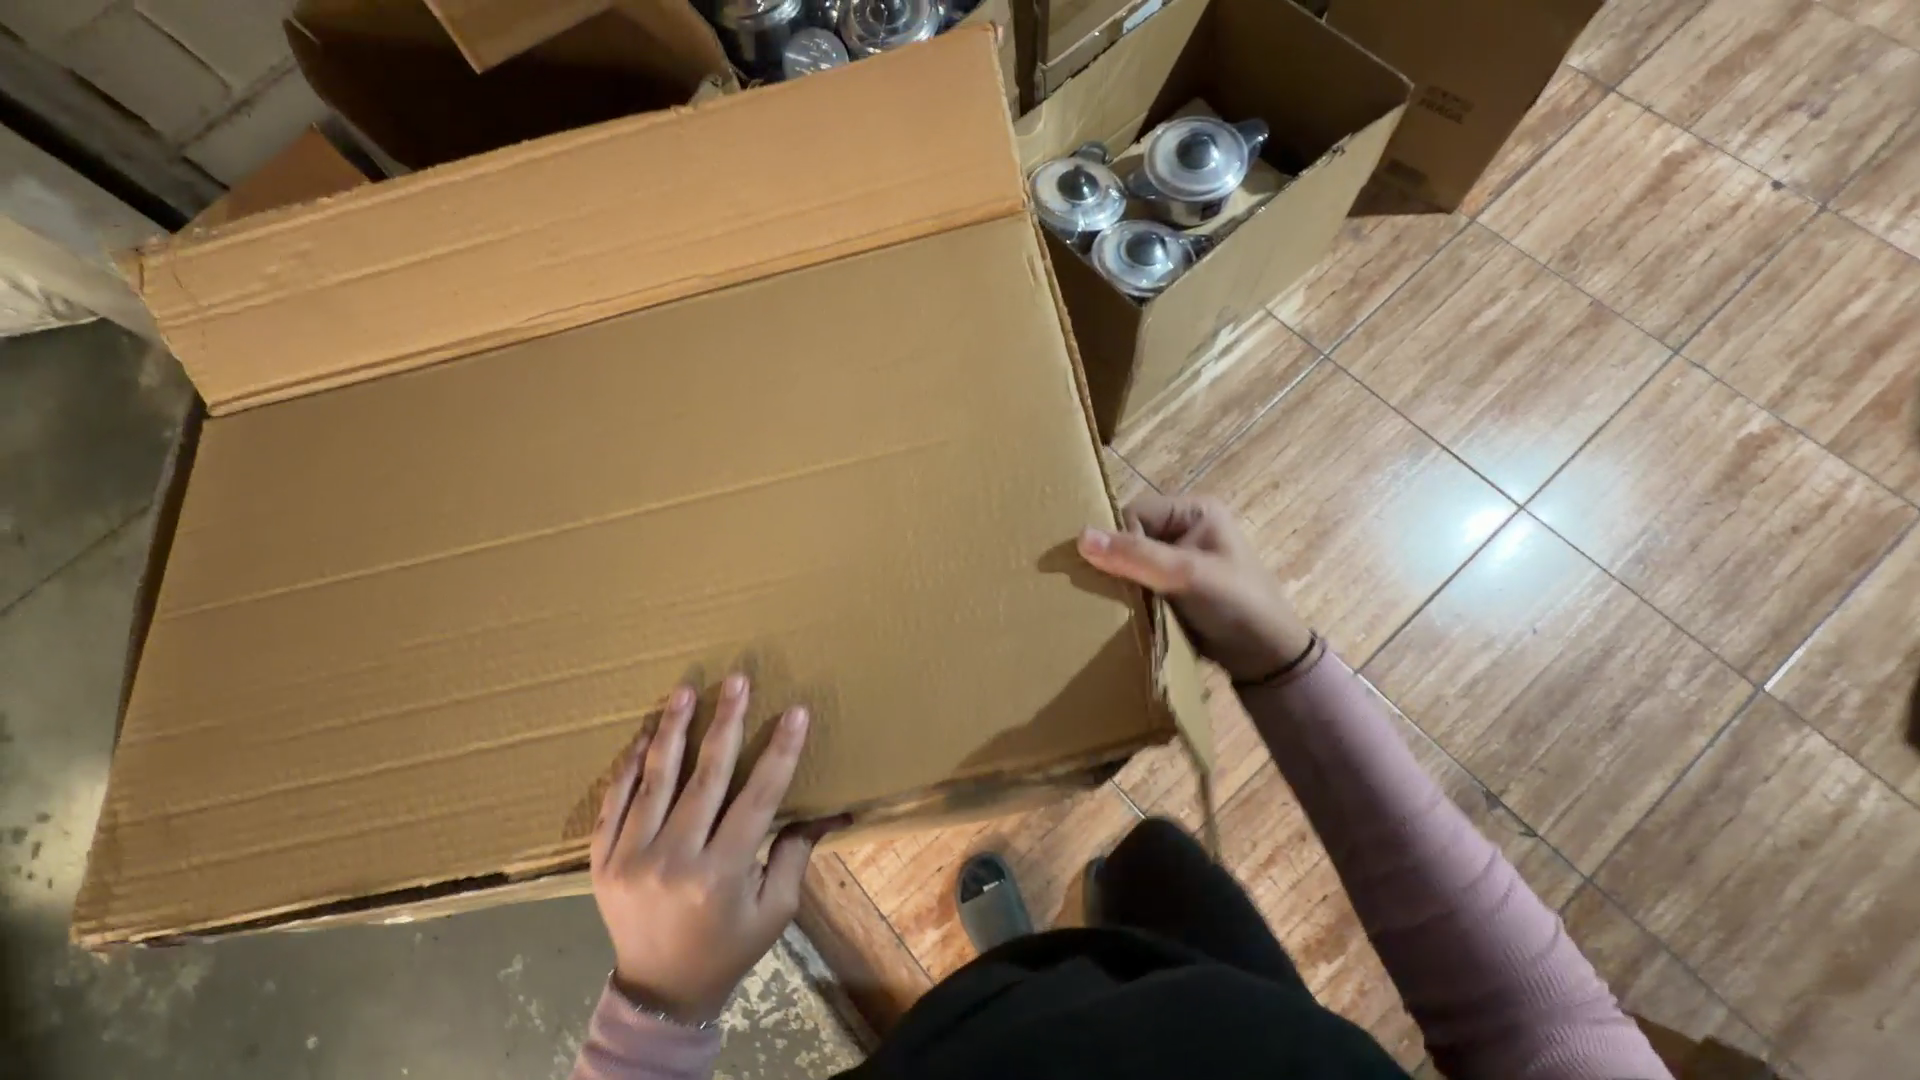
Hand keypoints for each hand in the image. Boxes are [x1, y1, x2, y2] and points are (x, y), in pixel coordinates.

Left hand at [590, 673, 834, 1023]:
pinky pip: (614, 802)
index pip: (758, 798)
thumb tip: (832, 810)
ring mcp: (630, 858)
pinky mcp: (601, 860)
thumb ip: (794, 854)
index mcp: (721, 874)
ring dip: (672, 730)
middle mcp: (673, 860)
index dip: (780, 752)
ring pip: (655, 780)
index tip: (797, 713)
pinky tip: (645, 734)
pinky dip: (630, 766)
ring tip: (685, 690)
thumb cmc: (729, 947)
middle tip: (737, 680)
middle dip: (725, 723)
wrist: (660, 991)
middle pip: (705, 778)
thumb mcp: (775, 910)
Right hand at [1077, 492, 1311, 681]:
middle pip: (1129, 537)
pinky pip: (1137, 584)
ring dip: (1120, 582)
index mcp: (1194, 511)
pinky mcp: (1172, 588)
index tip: (1112, 571)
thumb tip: (1080, 536)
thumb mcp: (1186, 575)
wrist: (1266, 658)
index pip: (1135, 513)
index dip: (1119, 538)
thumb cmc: (1236, 604)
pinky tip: (1121, 611)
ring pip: (1130, 563)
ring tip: (1108, 602)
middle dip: (1116, 562)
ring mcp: (1178, 560)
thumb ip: (1135, 555)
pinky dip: (1128, 597)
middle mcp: (1184, 529)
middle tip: (1103, 588)